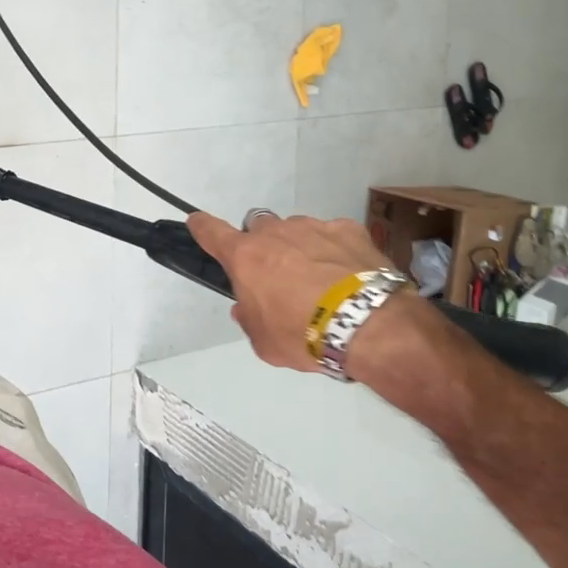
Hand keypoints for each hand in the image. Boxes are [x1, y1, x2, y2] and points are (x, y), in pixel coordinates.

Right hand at [186, 210, 395, 371]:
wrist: (371, 326)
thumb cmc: (305, 335)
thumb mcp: (265, 343)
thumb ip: (249, 320)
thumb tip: (247, 307)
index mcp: (245, 257)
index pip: (210, 230)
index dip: (201, 227)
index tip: (197, 224)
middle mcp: (274, 233)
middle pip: (257, 227)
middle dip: (263, 245)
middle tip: (278, 274)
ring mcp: (312, 227)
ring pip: (296, 230)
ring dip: (300, 248)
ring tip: (321, 281)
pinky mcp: (347, 230)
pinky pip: (332, 235)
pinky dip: (335, 251)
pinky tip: (349, 276)